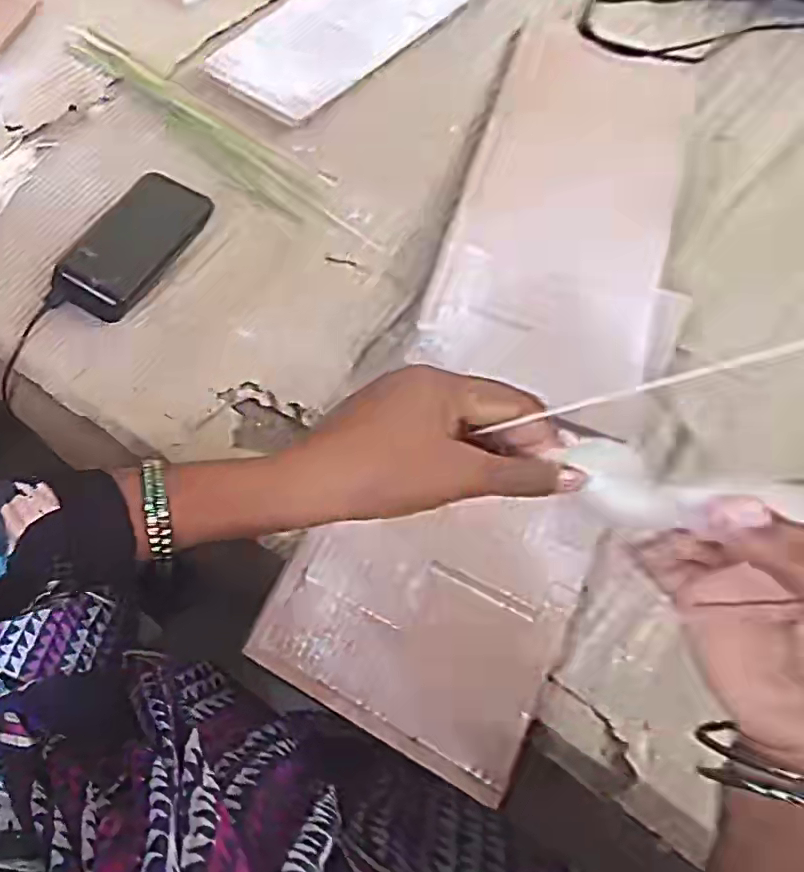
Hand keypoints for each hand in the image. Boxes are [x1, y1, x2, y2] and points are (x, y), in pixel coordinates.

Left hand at [278, 365, 577, 522]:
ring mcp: (382, 402)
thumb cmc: (375, 475)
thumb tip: (570, 476)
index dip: (541, 441)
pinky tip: (434, 481)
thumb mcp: (459, 476)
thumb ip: (521, 475)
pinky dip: (436, 455)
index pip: (515, 404)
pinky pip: (417, 434)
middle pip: (482, 411)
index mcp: (437, 382)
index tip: (552, 476)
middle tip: (517, 484)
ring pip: (449, 425)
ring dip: (471, 454)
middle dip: (505, 447)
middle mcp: (409, 383)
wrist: (301, 489)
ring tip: (473, 486)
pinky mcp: (362, 424)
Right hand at [638, 501, 803, 771]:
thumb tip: (728, 509)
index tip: (714, 487)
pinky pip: (662, 562)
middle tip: (674, 498)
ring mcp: (736, 573)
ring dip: (668, 521)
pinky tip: (633, 536)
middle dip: (701, 503)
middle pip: (731, 513)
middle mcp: (778, 554)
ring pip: (694, 532)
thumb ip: (782, 550)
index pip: (776, 502)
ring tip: (647, 515)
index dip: (748, 492)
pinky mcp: (694, 593)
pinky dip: (643, 547)